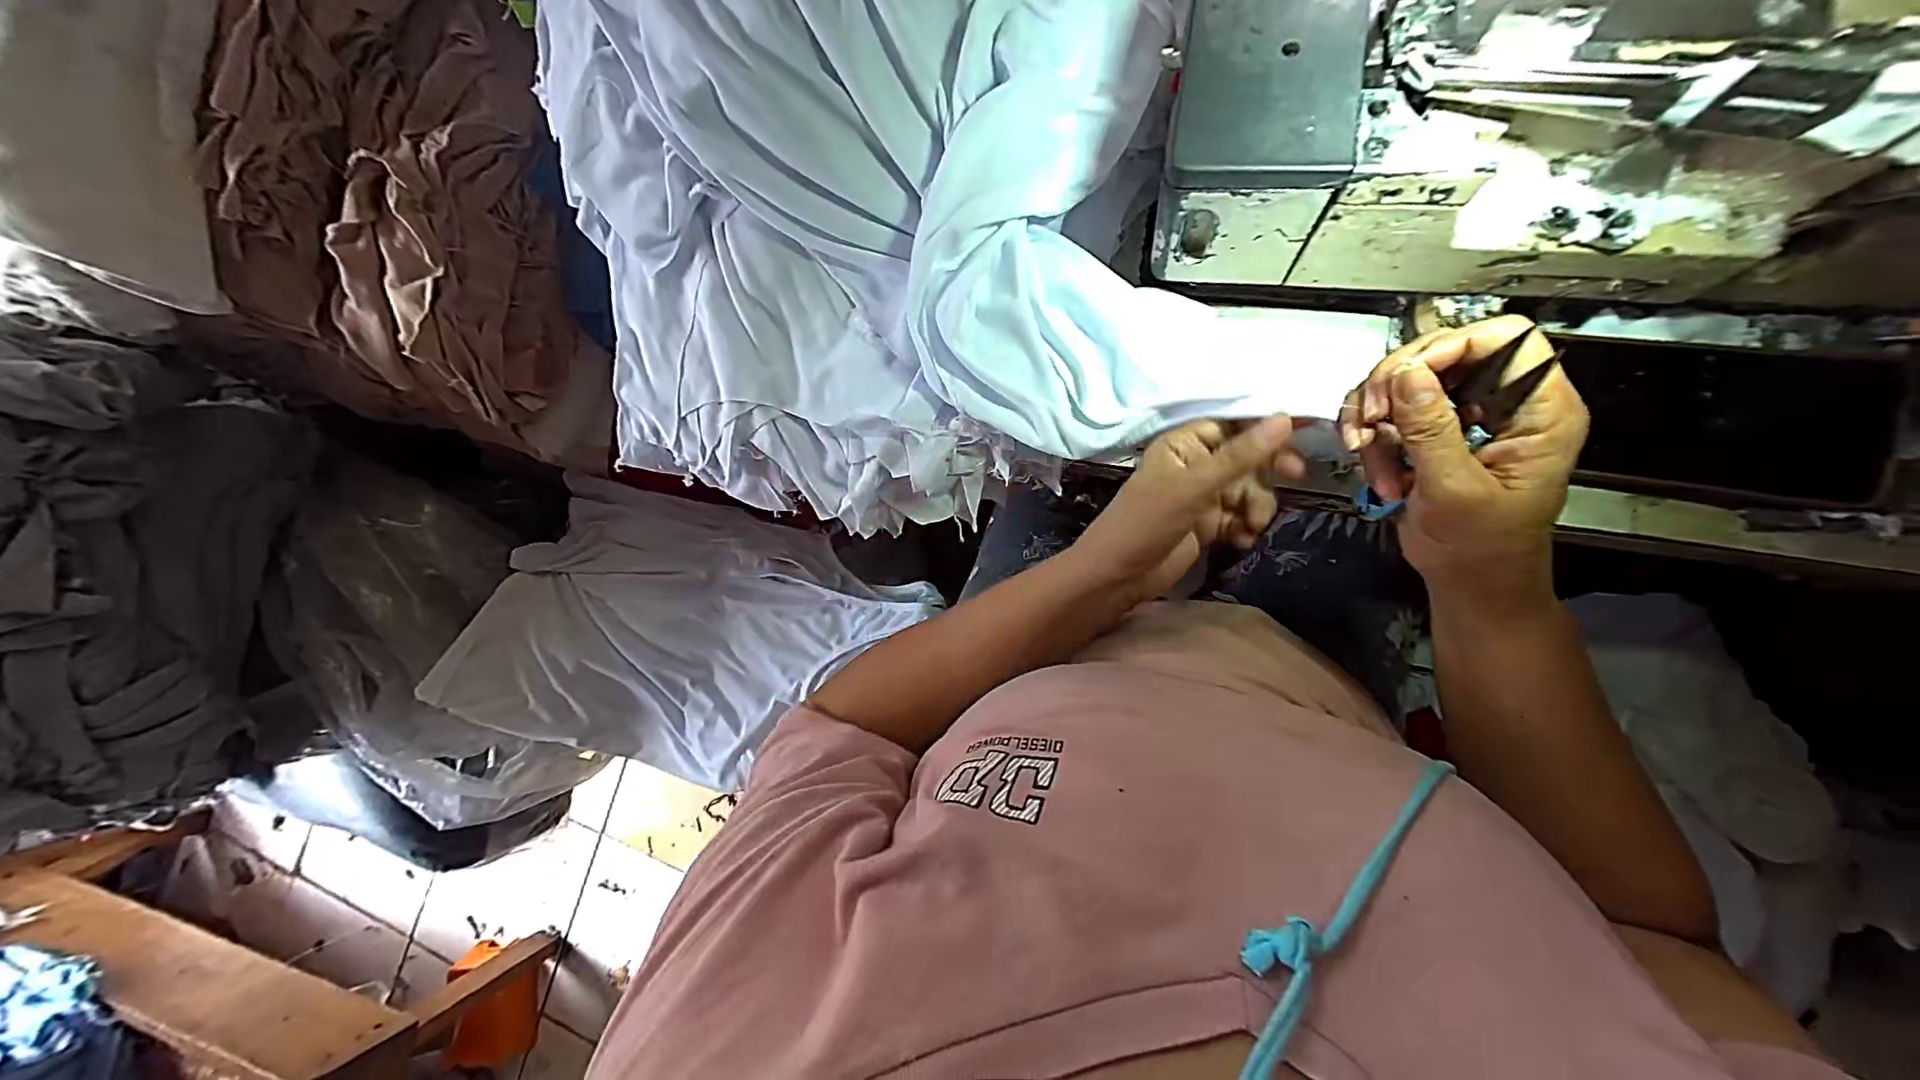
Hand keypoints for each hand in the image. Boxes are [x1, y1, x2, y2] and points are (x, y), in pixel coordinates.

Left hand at [1071, 416, 1305, 603]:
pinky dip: (1245, 527)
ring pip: (1249, 489)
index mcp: (1183, 443)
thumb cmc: (1147, 522)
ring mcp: (1202, 495)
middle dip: (1268, 469)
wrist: (1118, 576)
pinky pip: (1240, 517)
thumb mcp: (1194, 487)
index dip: (1267, 427)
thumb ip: (1240, 456)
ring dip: (1257, 506)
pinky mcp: (1207, 524)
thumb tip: (1284, 418)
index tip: (1305, 429)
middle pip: (1248, 456)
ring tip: (1249, 526)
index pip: (1234, 423)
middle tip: (1295, 476)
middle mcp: (1195, 464)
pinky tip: (1239, 540)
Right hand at [1337, 315, 1587, 594]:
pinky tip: (1372, 464)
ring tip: (1365, 450)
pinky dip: (1369, 435)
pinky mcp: (1429, 434)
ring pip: (1405, 383)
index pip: (1505, 340)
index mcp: (1538, 410)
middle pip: (1443, 354)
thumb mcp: (1455, 489)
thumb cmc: (1480, 546)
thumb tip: (1408, 373)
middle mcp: (1501, 403)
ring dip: (1374, 416)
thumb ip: (1431, 429)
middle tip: (1370, 417)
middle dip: (1395, 384)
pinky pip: (1388, 413)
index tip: (1403, 378)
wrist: (1468, 581)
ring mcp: (1461, 417)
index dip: (1451, 347)